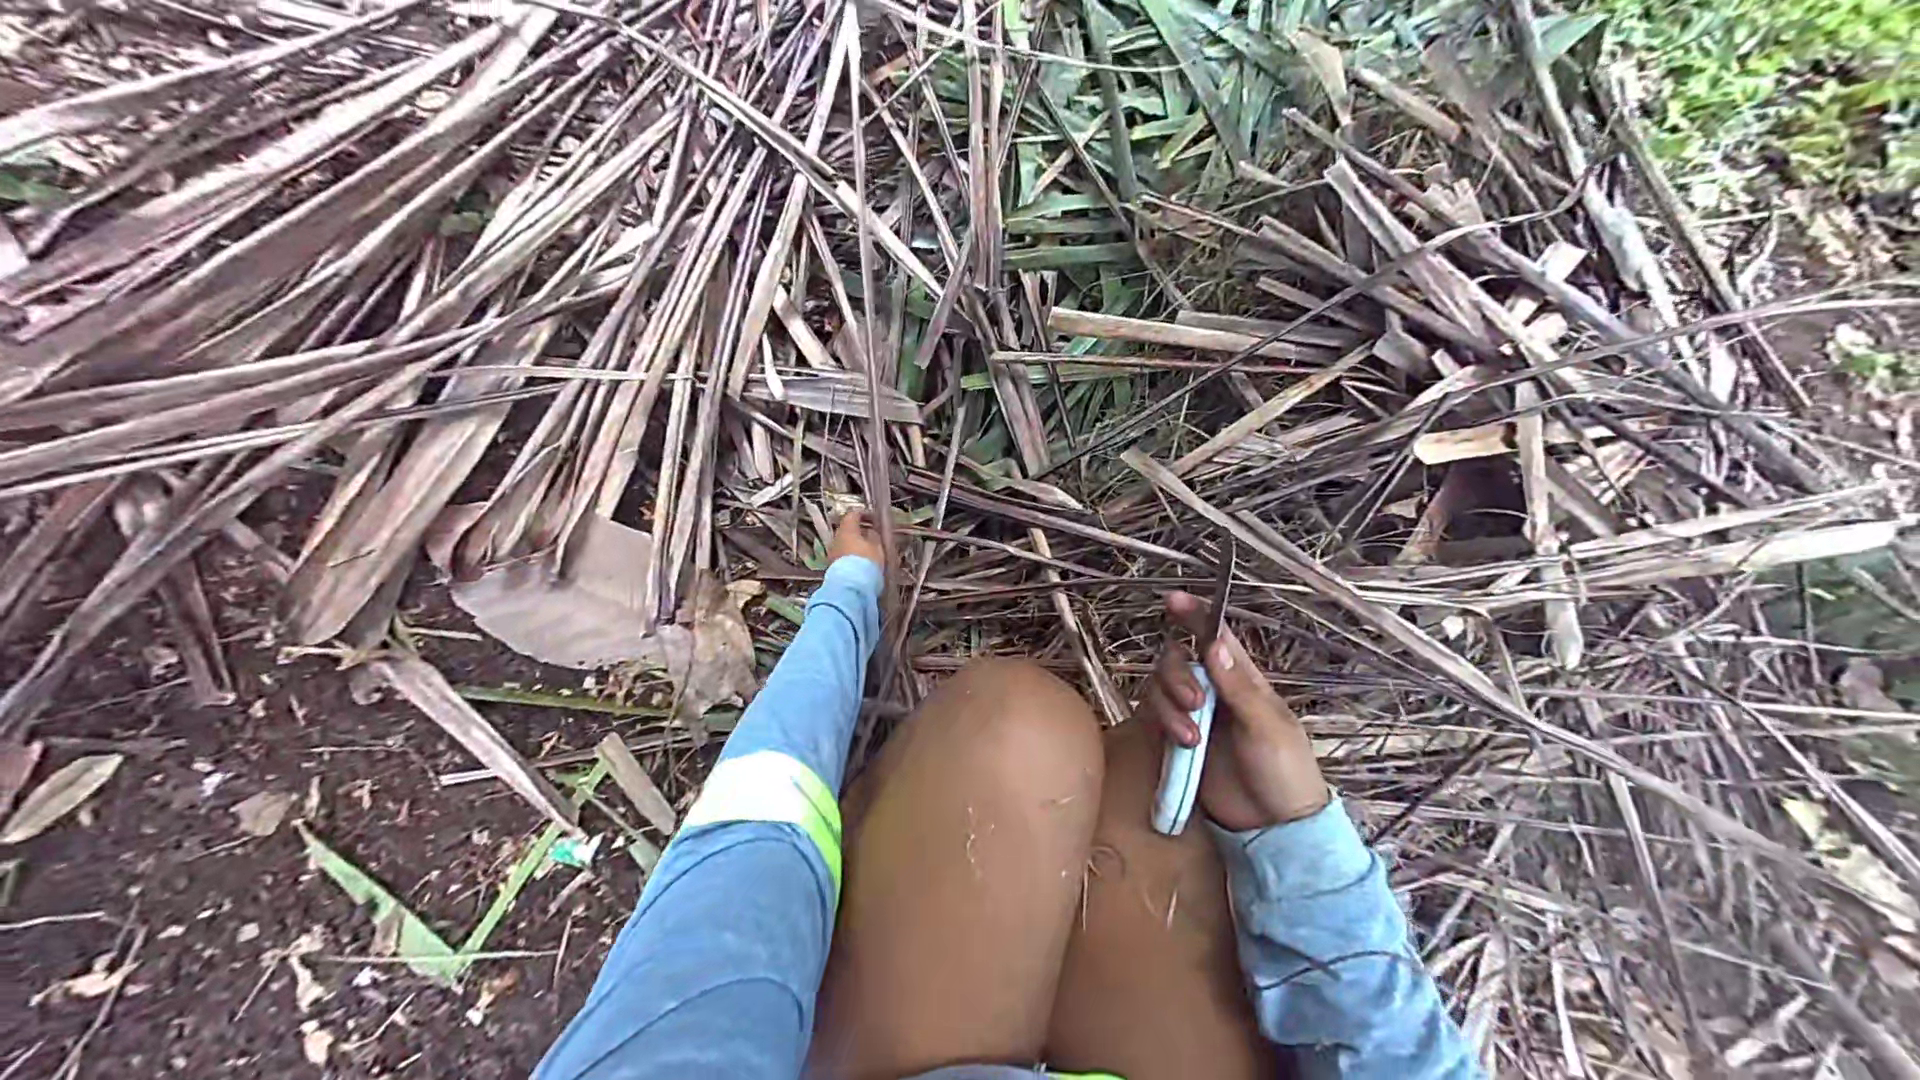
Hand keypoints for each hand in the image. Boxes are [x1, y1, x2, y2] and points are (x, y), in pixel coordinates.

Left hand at [827, 508, 886, 575]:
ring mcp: (832, 553)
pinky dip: (851, 556)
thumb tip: (871, 532)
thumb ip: (874, 536)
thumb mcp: (878, 547)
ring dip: (854, 545)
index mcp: (847, 530)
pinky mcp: (832, 566)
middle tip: (871, 535)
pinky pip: (843, 556)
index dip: (863, 514)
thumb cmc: (867, 562)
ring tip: (867, 551)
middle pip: (847, 530)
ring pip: (844, 543)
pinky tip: (861, 562)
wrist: (851, 586)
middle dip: (858, 531)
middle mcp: (836, 538)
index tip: (873, 518)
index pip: (852, 515)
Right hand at [1136, 591, 1328, 830]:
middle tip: (1193, 703)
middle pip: (1177, 660)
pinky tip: (1182, 744)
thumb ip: (1238, 687)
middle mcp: (1214, 691)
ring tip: (1191, 737)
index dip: (1195, 616)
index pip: (1215, 637)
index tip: (1173, 600)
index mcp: (1243, 680)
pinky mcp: (1176, 740)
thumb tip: (1214, 644)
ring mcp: (1194, 715)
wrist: (1274, 828)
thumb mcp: (1268, 728)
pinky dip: (1162, 724)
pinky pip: (1155, 716)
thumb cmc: (1285, 772)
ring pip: (1160, 687)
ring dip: (1169, 705)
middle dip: (1176, 675)